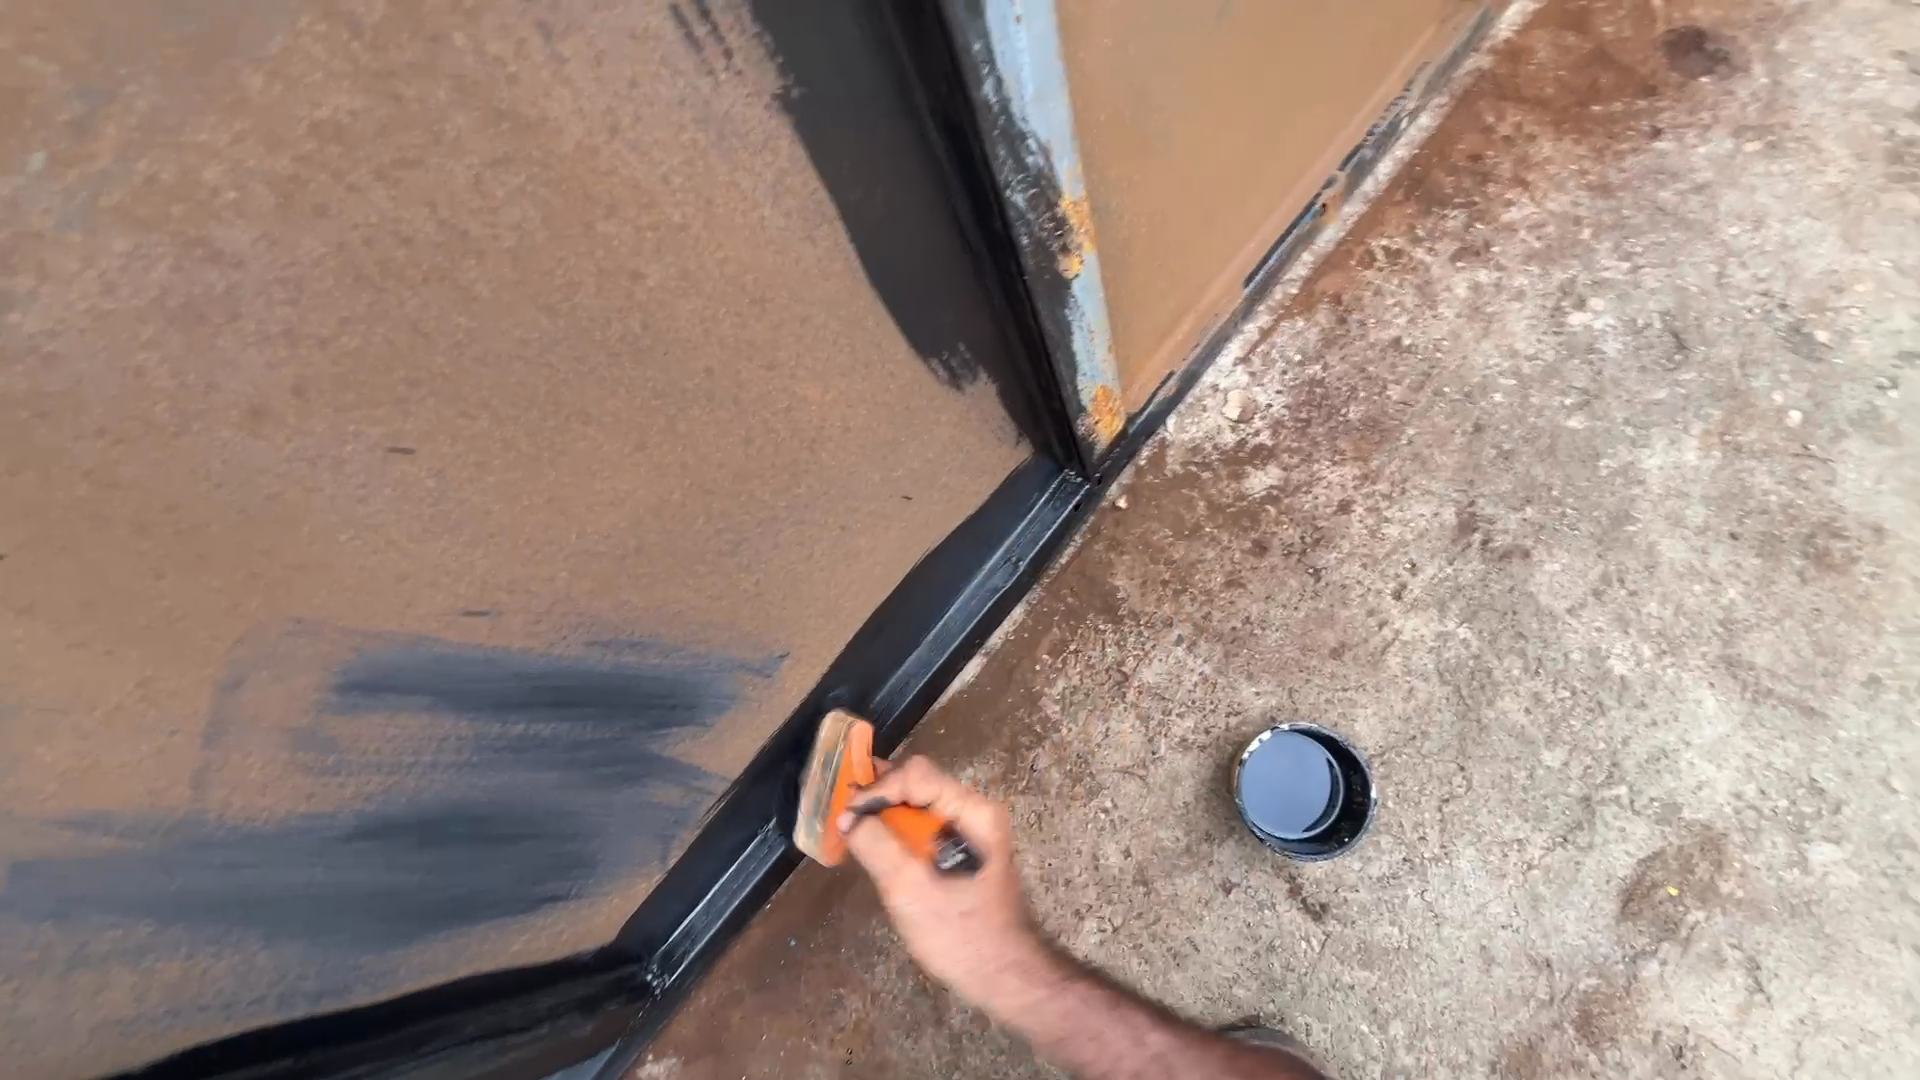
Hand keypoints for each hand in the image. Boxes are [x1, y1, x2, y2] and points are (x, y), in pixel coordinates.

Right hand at [839, 755, 1050, 1008]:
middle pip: (920, 782)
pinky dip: (901, 828)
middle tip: (845, 814)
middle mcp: (976, 809)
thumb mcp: (909, 889)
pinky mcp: (966, 846)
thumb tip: (847, 818)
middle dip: (880, 796)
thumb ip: (877, 845)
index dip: (878, 789)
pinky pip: (928, 822)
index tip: (848, 815)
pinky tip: (879, 843)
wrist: (1004, 974)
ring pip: (922, 802)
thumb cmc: (959, 934)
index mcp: (972, 811)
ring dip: (887, 812)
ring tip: (854, 826)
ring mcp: (974, 827)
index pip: (917, 774)